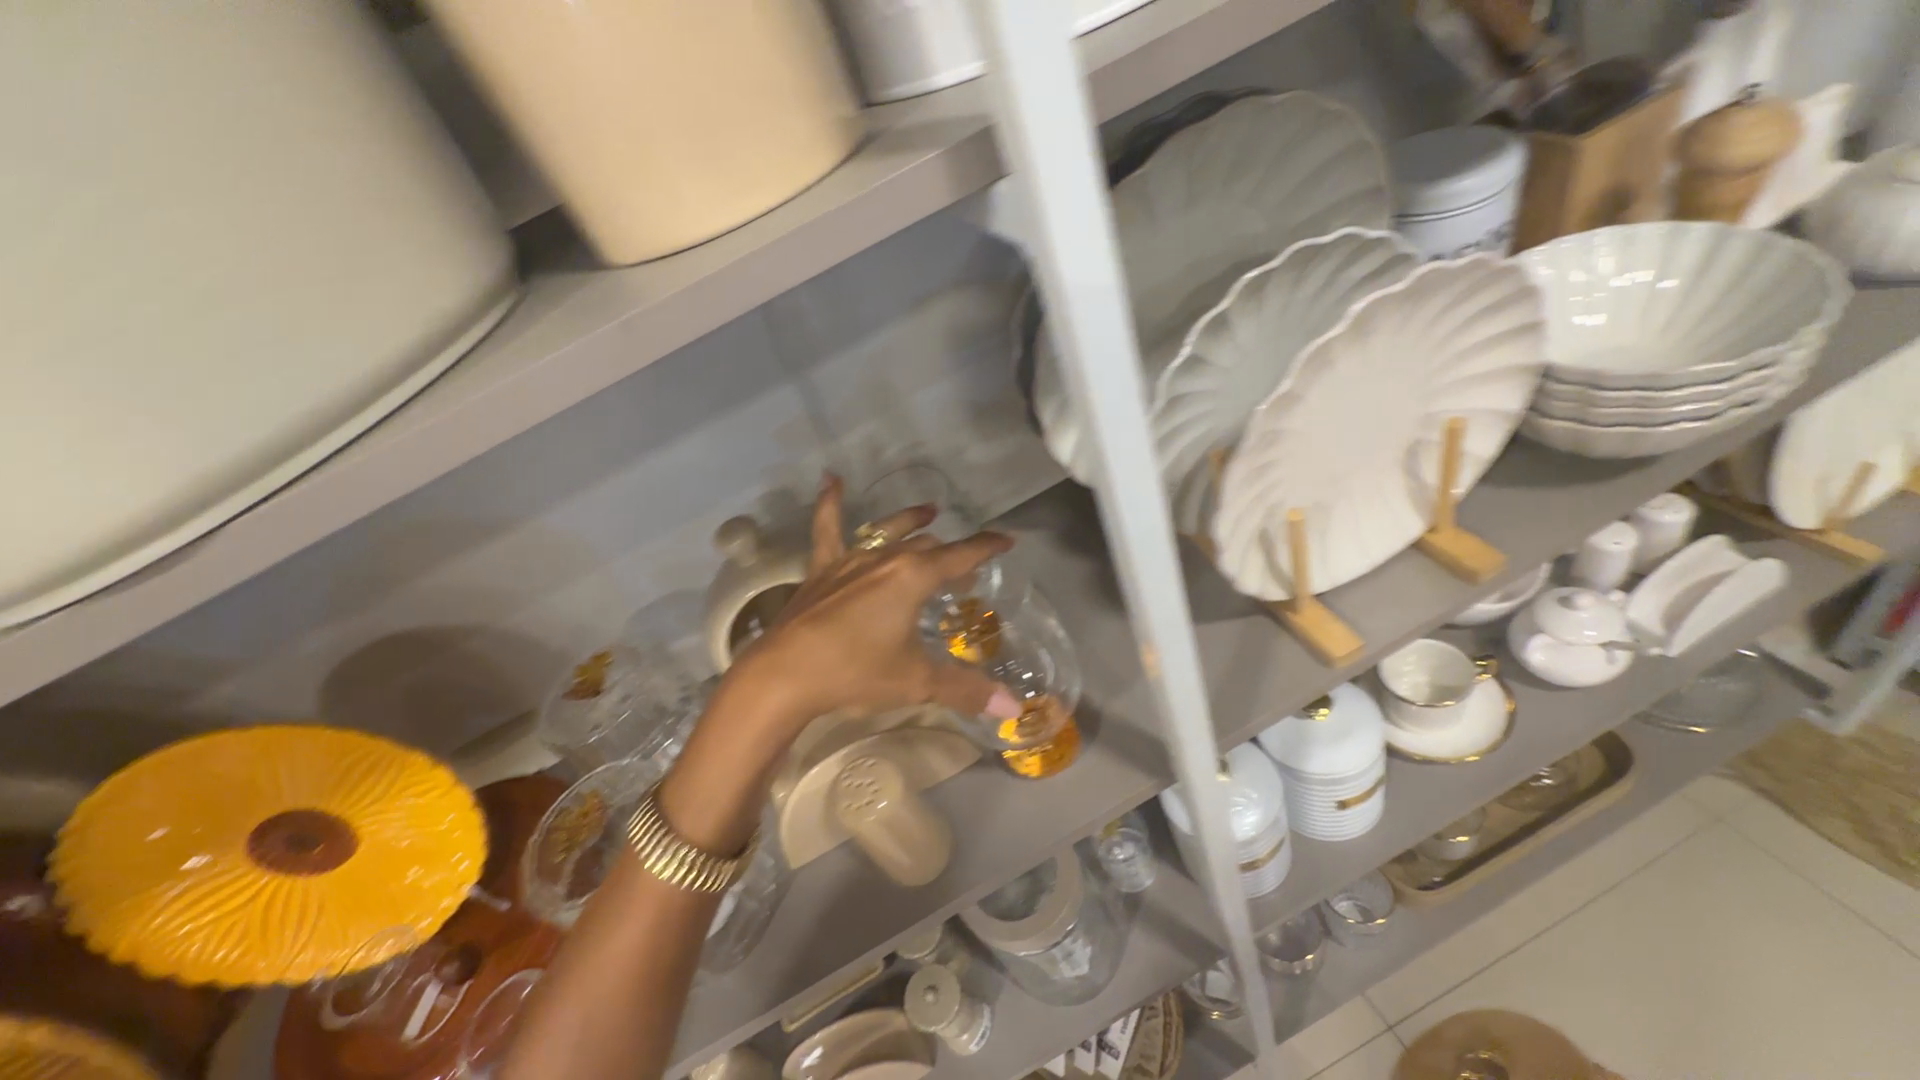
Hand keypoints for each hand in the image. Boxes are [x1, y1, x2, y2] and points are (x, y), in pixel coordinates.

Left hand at [659, 475, 1019, 853]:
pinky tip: (830, 479)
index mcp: (913, 577)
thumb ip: (965, 689)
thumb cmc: (856, 672)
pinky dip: (830, 503)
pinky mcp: (820, 571)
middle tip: (963, 569)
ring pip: (886, 532)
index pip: (960, 555)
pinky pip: (826, 529)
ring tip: (928, 510)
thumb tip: (1012, 708)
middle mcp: (884, 559)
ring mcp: (848, 561)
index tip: (1006, 539)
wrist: (785, 674)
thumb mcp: (916, 681)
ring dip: (910, 521)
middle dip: (950, 553)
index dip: (986, 547)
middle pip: (925, 547)